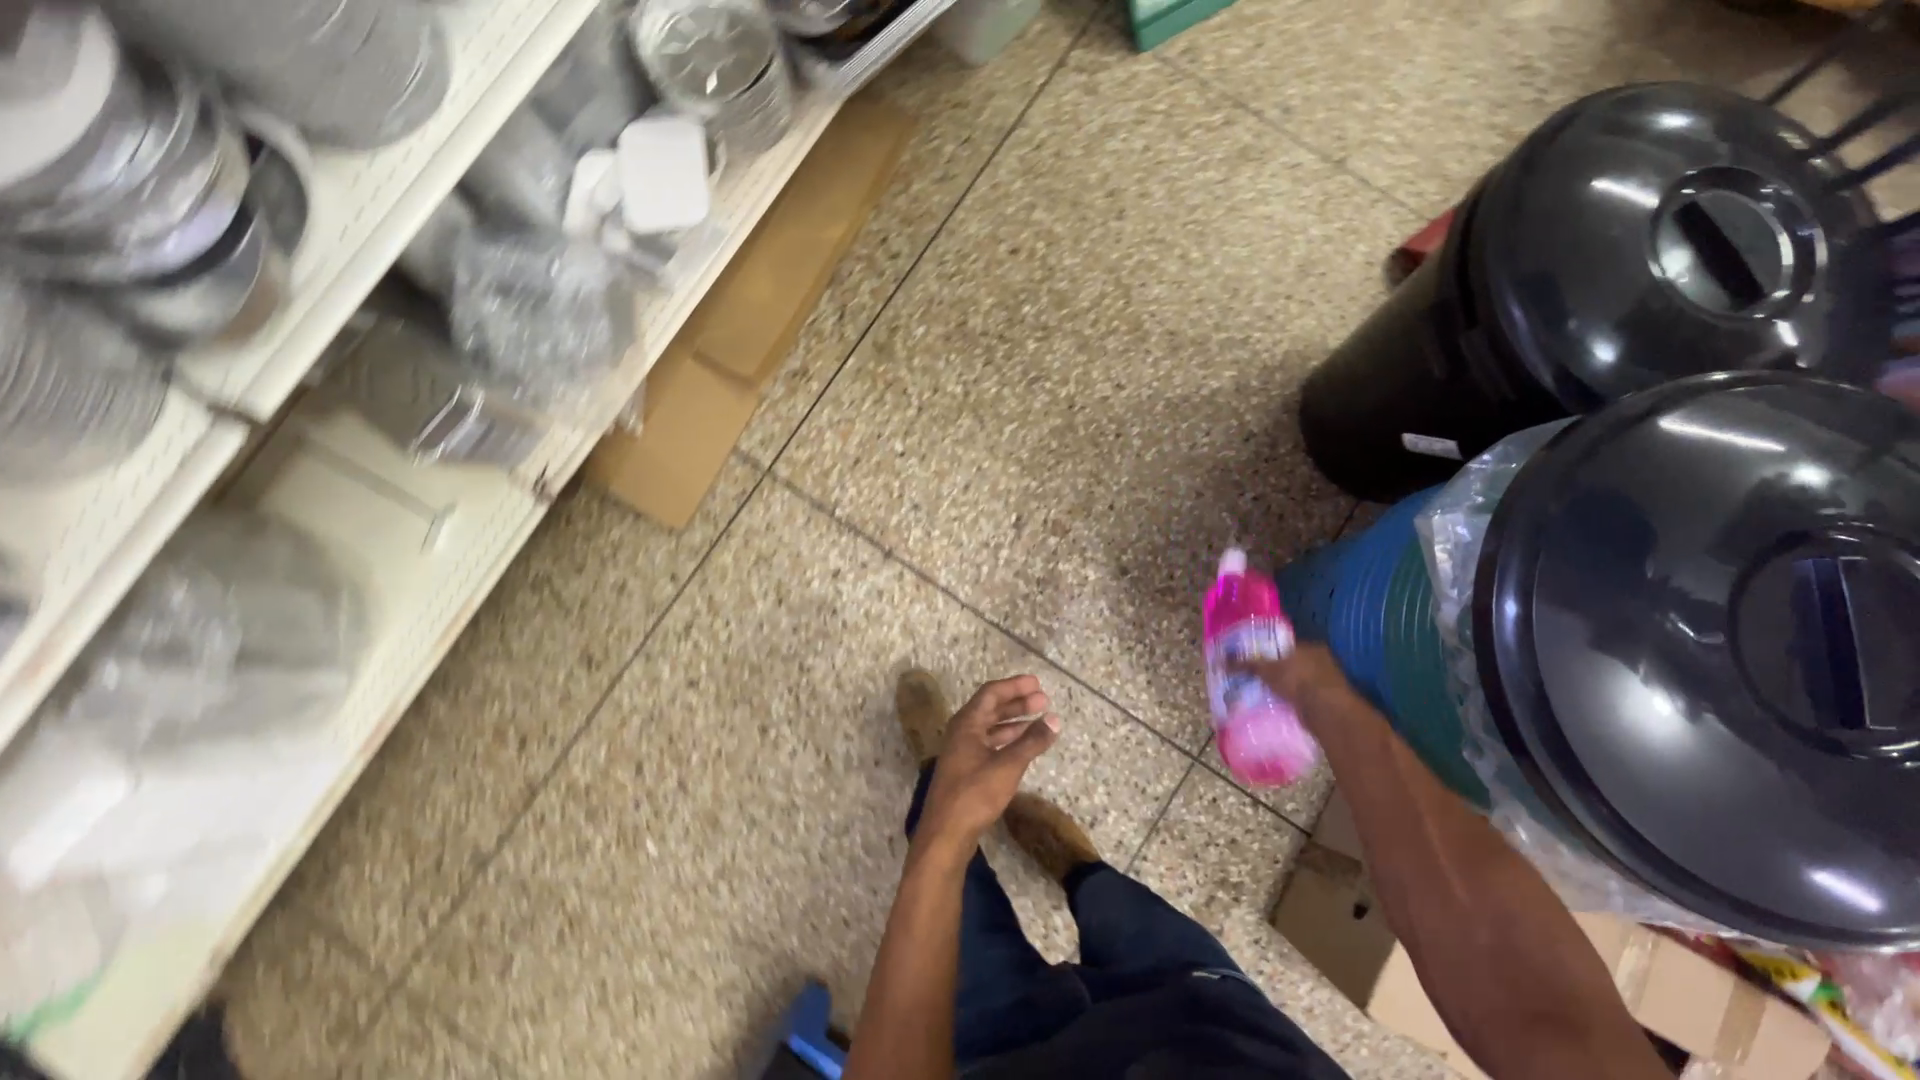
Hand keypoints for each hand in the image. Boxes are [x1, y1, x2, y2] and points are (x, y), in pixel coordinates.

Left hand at [917, 675, 1060, 848]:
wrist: (946, 832)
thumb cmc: (974, 794)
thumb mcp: (1007, 765)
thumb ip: (1032, 741)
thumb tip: (1054, 719)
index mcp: (967, 724)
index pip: (991, 693)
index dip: (1014, 686)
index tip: (1037, 684)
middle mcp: (962, 733)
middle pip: (991, 708)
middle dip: (1017, 703)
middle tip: (1043, 700)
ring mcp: (963, 752)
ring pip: (991, 727)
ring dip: (1014, 721)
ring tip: (1039, 719)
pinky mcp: (967, 770)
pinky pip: (990, 744)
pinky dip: (1008, 740)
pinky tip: (1024, 745)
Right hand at [1235, 642, 1354, 712]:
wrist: (1325, 711)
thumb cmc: (1298, 680)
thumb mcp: (1266, 670)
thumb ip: (1246, 664)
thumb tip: (1221, 660)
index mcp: (1311, 647)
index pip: (1286, 646)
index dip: (1269, 652)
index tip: (1253, 660)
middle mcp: (1321, 662)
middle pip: (1292, 664)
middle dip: (1275, 672)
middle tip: (1255, 678)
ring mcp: (1325, 683)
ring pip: (1297, 683)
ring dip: (1284, 689)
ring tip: (1262, 694)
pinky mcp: (1325, 701)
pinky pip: (1302, 698)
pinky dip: (1291, 702)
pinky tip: (1277, 706)